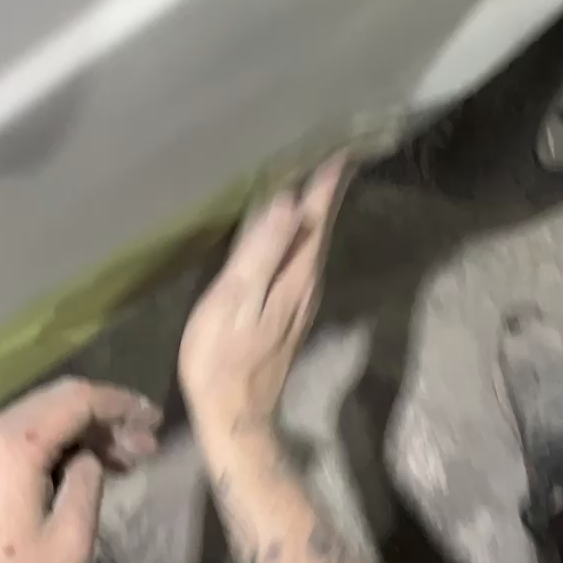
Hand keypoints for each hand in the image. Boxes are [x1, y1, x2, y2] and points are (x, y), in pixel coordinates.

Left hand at [0, 377, 161, 562]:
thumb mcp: (66, 544)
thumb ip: (87, 484)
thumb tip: (90, 456)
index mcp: (14, 442)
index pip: (79, 398)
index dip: (121, 404)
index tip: (154, 420)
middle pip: (60, 398)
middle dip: (106, 415)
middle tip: (144, 443)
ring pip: (41, 414)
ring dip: (83, 429)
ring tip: (124, 459)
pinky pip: (22, 434)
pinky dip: (56, 441)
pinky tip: (83, 465)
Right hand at [179, 156, 350, 441]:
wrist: (233, 414)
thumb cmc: (222, 354)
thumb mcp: (236, 299)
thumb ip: (263, 250)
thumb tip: (289, 203)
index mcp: (294, 273)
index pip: (315, 217)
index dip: (327, 183)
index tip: (340, 148)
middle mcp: (306, 282)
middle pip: (321, 227)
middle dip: (329, 191)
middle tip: (336, 154)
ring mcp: (299, 299)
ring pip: (315, 243)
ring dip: (320, 211)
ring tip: (320, 181)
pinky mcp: (288, 311)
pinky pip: (304, 258)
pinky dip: (306, 234)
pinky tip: (296, 229)